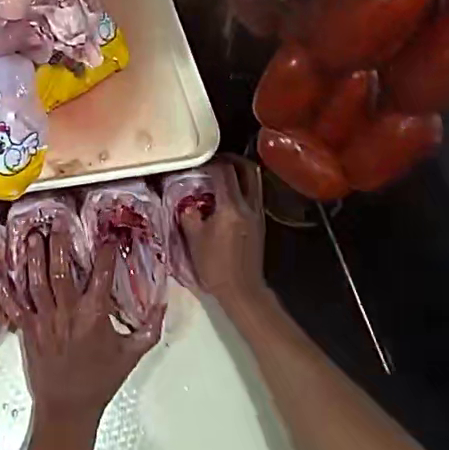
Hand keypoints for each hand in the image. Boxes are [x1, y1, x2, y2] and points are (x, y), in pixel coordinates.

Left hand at [0, 233, 162, 435]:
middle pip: (59, 271)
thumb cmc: (101, 379)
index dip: (105, 254)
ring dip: (33, 258)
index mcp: (93, 316)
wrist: (68, 408)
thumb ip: (150, 327)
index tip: (109, 238)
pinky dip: (6, 289)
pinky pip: (14, 306)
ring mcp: (44, 321)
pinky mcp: (27, 331)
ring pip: (35, 282)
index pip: (101, 276)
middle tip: (57, 223)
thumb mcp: (132, 354)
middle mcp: (66, 313)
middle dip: (57, 245)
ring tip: (32, 235)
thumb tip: (163, 301)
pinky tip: (0, 270)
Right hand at [180, 157, 268, 308]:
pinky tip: (227, 196)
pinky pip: (254, 193)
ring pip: (254, 180)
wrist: (242, 290)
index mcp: (231, 207)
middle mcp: (249, 205)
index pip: (224, 171)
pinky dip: (242, 186)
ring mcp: (258, 213)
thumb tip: (187, 203)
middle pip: (247, 169)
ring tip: (221, 175)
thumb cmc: (215, 266)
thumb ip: (190, 216)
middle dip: (232, 159)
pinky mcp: (260, 222)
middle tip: (216, 159)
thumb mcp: (194, 240)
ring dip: (239, 172)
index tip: (198, 162)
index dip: (211, 162)